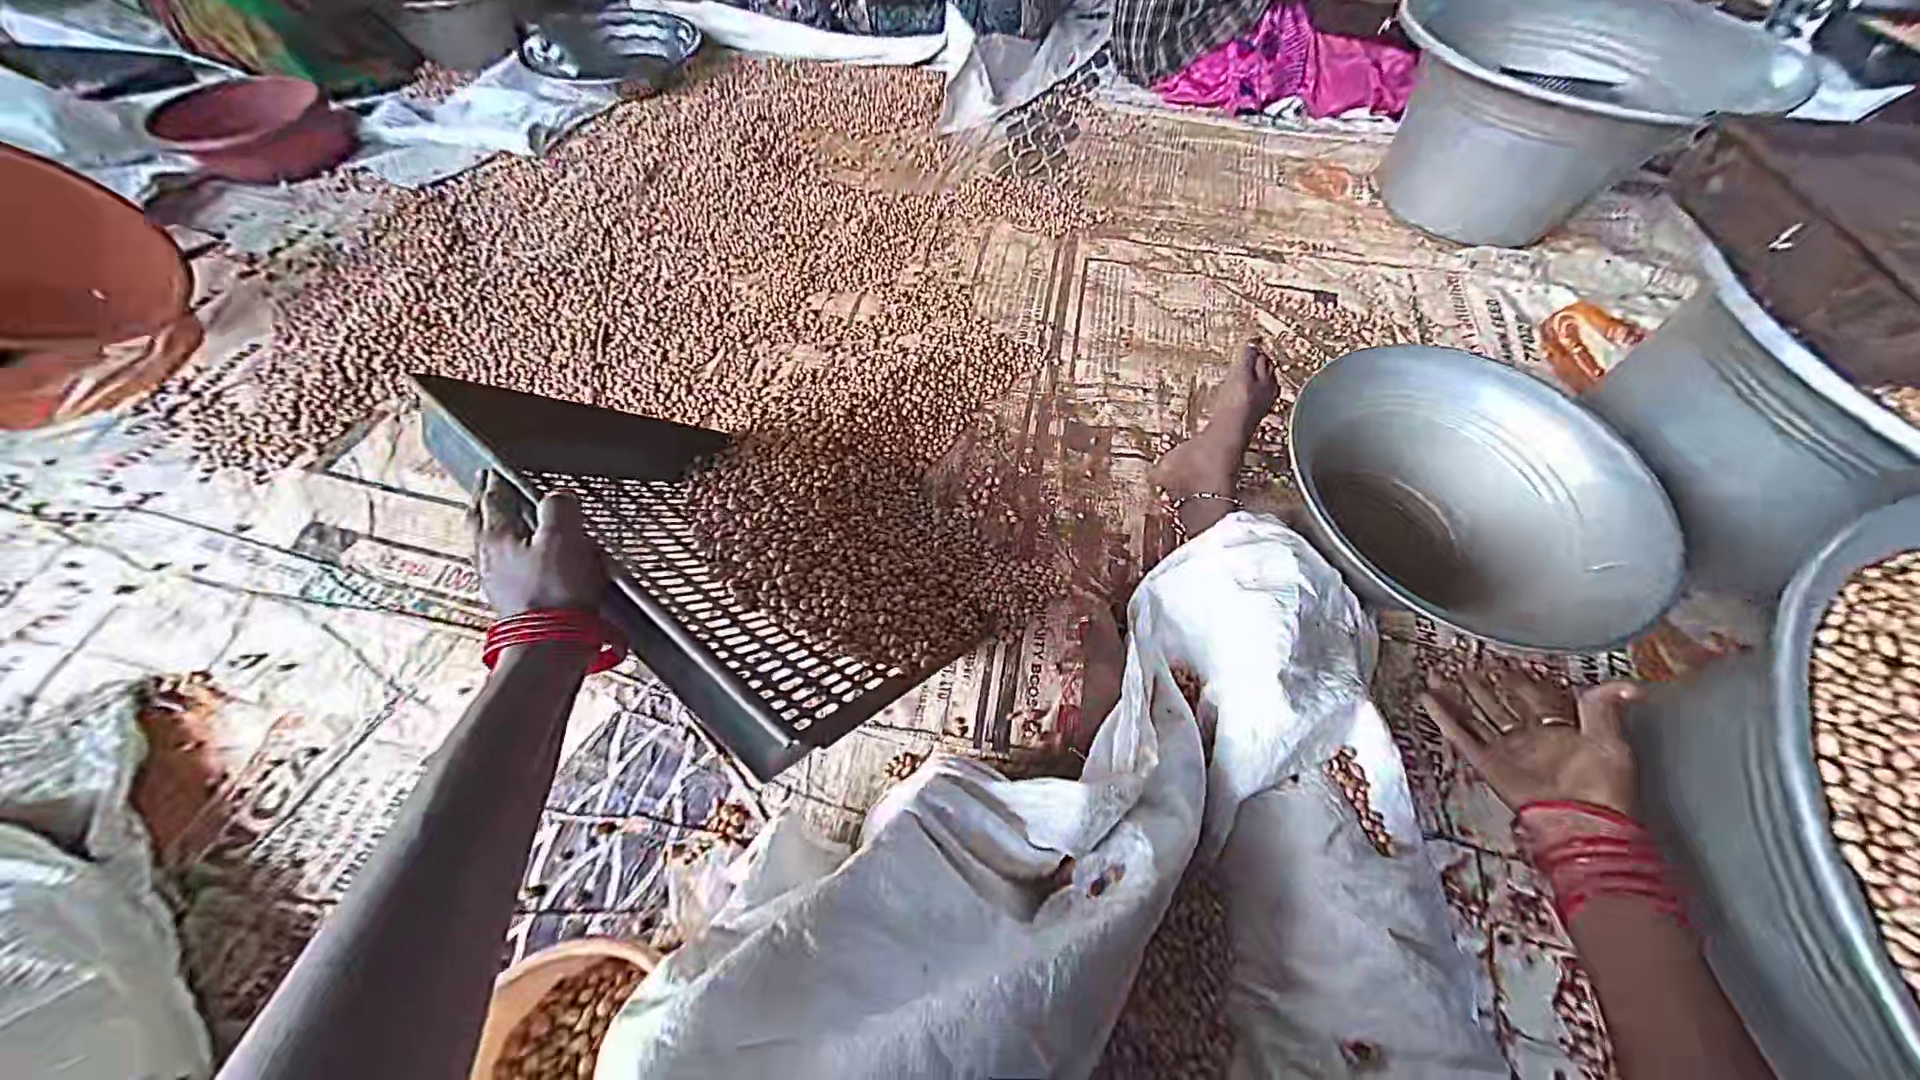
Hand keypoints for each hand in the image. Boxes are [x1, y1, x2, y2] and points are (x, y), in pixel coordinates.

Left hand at [469, 470, 607, 615]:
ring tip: (505, 527)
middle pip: (480, 525)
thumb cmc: (556, 591)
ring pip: (490, 548)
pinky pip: (507, 572)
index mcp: (496, 537)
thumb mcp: (564, 538)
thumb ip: (559, 509)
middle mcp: (490, 559)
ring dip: (495, 534)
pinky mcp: (514, 604)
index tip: (493, 473)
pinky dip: (512, 560)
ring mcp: (499, 584)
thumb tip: (558, 496)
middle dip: (483, 508)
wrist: (553, 642)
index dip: (495, 484)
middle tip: (485, 496)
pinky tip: (524, 565)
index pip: (492, 501)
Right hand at [1419, 670, 1640, 814]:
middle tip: (1467, 666)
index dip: (1521, 680)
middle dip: (1482, 685)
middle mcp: (1527, 739)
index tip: (1507, 664)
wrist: (1579, 821)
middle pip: (1499, 705)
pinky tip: (1429, 699)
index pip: (1534, 699)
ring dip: (1456, 695)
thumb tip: (1625, 685)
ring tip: (1438, 676)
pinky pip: (1458, 734)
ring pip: (1474, 715)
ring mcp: (1504, 750)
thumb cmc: (1602, 788)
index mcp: (1557, 732)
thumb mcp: (1610, 743)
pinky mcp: (1485, 761)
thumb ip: (1604, 710)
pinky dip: (1441, 715)